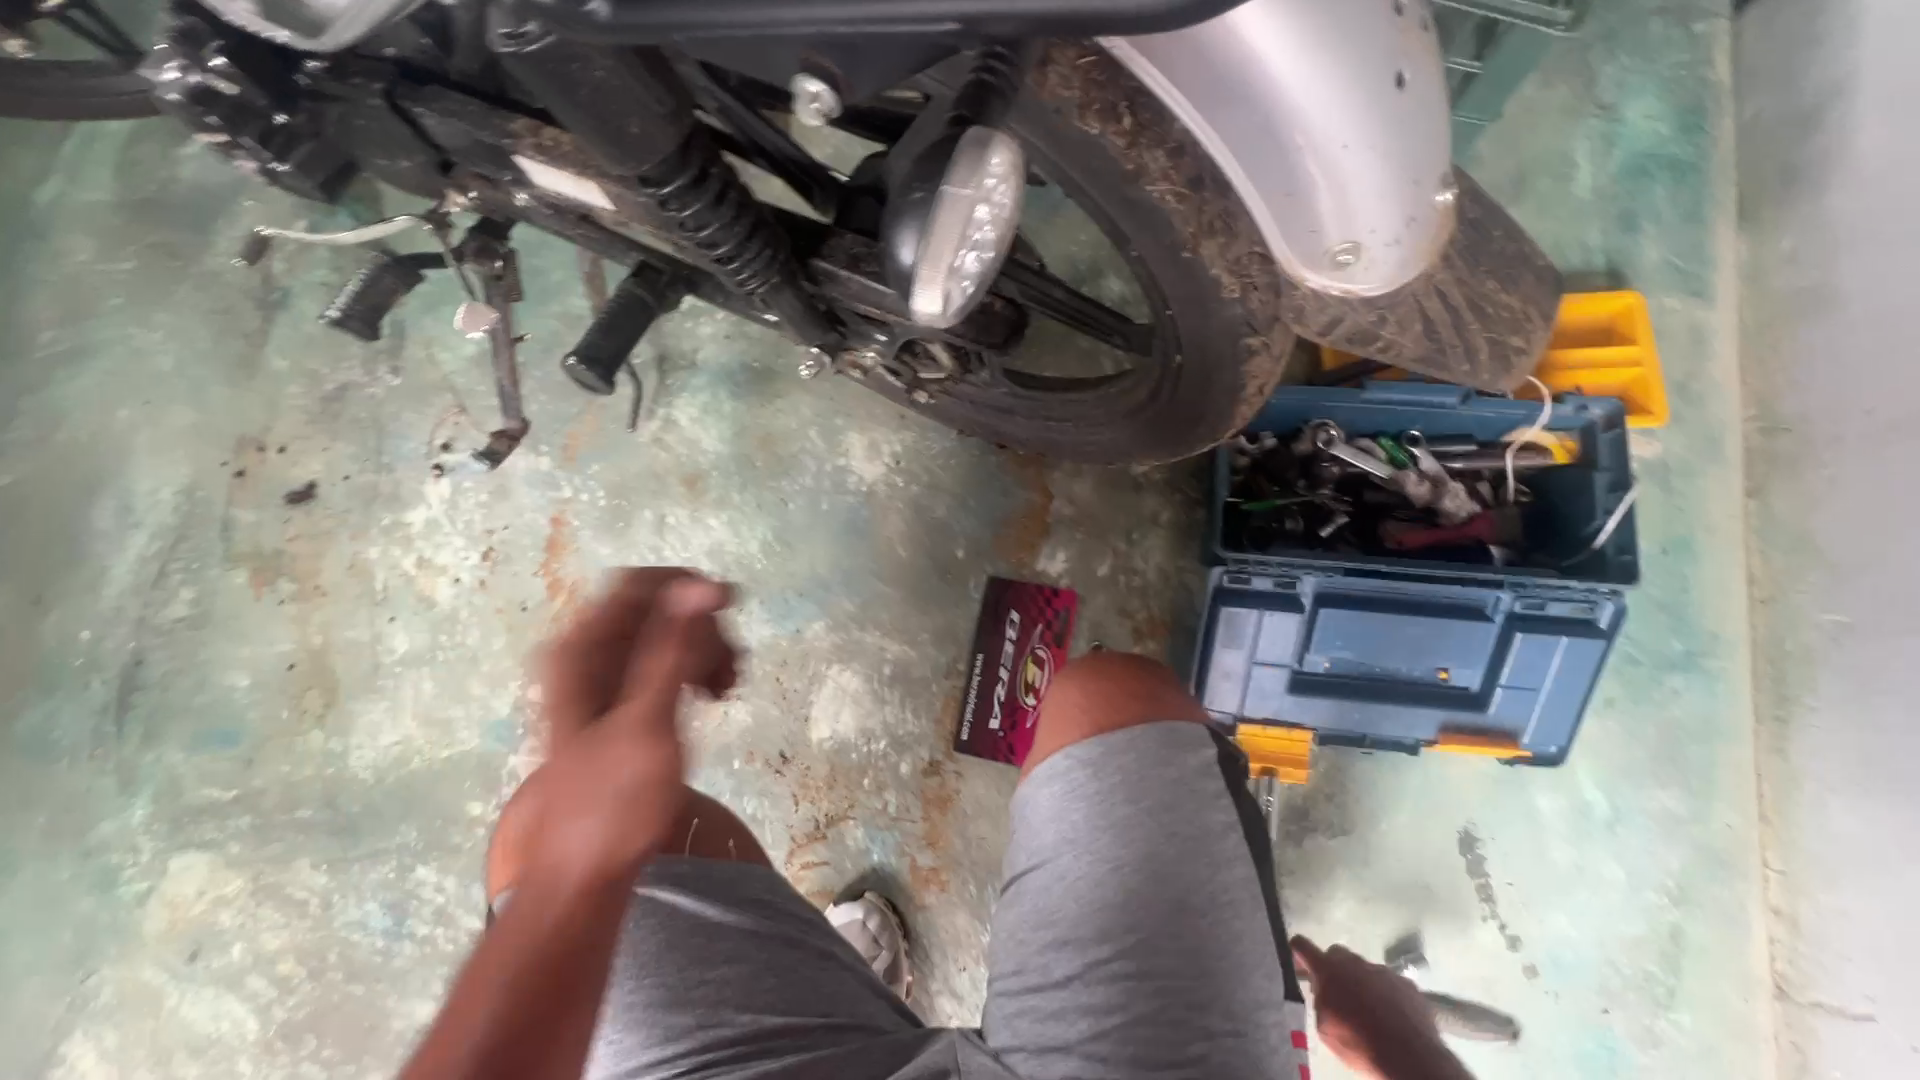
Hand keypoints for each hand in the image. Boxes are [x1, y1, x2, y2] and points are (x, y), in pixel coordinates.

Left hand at [524, 568, 739, 889]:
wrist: (585, 875)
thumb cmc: (613, 802)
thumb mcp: (649, 721)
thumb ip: (674, 650)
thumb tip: (702, 586)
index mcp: (580, 650)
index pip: (638, 584)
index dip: (686, 587)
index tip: (732, 610)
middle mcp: (588, 655)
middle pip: (658, 608)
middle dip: (702, 628)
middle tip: (733, 669)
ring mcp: (605, 681)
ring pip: (668, 637)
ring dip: (706, 651)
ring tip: (729, 689)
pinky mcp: (623, 705)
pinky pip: (667, 665)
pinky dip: (696, 673)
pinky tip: (717, 697)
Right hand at [1292, 937, 1470, 1079]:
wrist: (1409, 1058)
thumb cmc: (1359, 1044)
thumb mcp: (1324, 1027)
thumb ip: (1320, 1001)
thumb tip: (1326, 992)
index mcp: (1328, 970)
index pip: (1304, 946)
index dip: (1299, 951)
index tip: (1298, 960)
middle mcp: (1355, 963)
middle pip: (1338, 954)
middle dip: (1335, 969)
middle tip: (1338, 993)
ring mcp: (1384, 971)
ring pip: (1366, 970)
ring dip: (1363, 983)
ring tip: (1371, 1012)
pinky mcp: (1408, 985)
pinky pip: (1391, 984)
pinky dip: (1387, 995)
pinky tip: (1393, 1018)